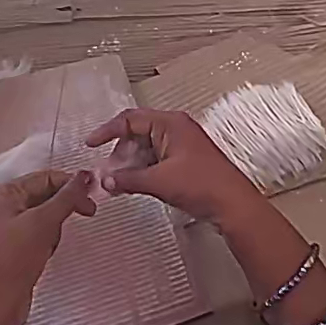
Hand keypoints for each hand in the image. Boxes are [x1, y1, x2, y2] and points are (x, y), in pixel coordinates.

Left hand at [0, 169, 96, 316]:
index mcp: (6, 193)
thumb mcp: (43, 222)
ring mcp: (10, 229)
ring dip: (55, 227)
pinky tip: (45, 253)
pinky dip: (48, 241)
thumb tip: (85, 175)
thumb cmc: (13, 260)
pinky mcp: (16, 250)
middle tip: (89, 212)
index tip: (94, 193)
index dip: (71, 183)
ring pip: (45, 216)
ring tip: (51, 242)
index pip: (46, 177)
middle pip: (46, 194)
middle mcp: (6, 206)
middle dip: (64, 206)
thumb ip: (67, 196)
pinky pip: (40, 235)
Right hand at [85, 109, 264, 224]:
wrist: (234, 205)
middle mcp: (175, 128)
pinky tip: (133, 184)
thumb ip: (128, 179)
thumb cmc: (202, 185)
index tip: (91, 144)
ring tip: (118, 183)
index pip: (130, 119)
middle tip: (107, 173)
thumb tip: (105, 181)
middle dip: (119, 153)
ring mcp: (181, 143)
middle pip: (136, 133)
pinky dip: (142, 169)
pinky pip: (156, 158)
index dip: (107, 131)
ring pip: (145, 147)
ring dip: (130, 164)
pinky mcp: (184, 159)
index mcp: (170, 123)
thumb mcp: (159, 181)